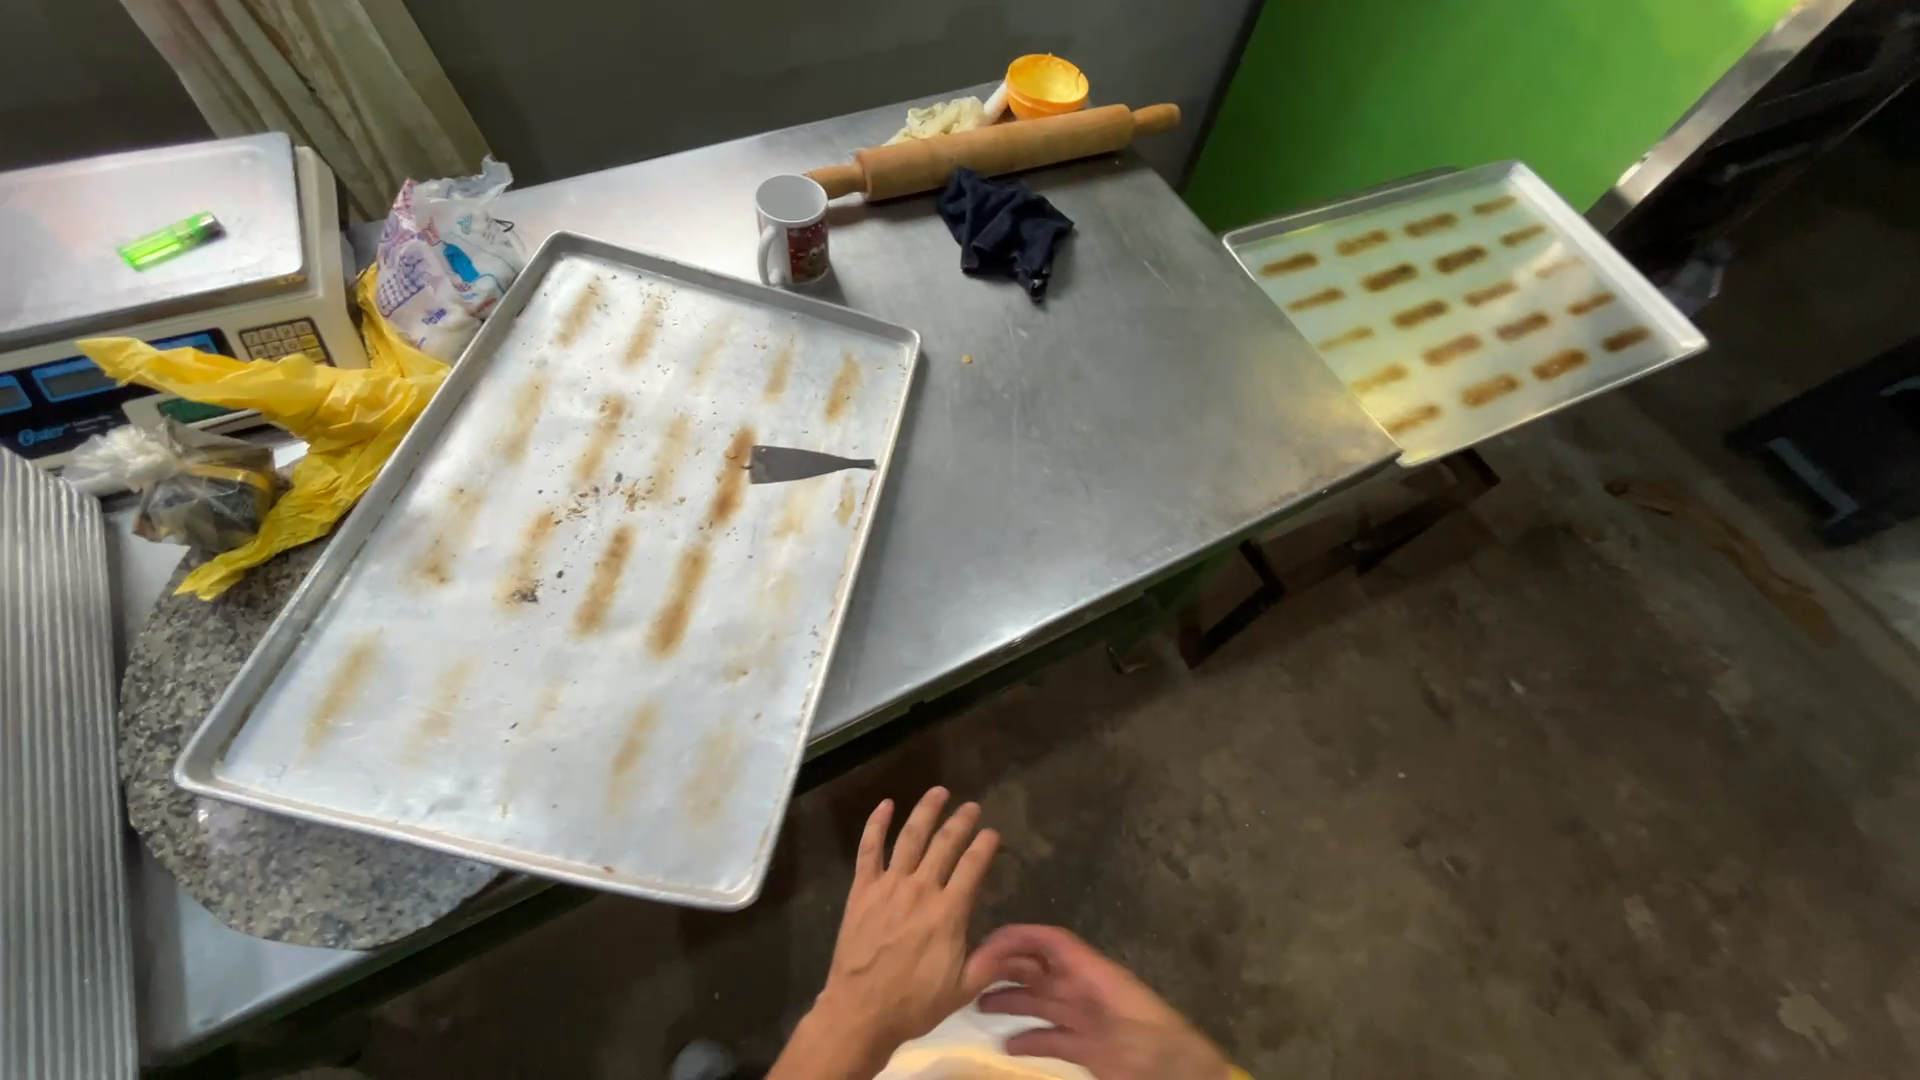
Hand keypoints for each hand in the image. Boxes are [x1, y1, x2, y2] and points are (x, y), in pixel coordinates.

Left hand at [772, 788, 1000, 1079]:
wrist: (860, 1013)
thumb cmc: (914, 1004)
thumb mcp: (962, 989)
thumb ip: (991, 961)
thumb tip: (1018, 943)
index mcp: (948, 912)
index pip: (973, 866)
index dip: (985, 845)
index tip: (992, 833)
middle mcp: (921, 888)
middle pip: (945, 843)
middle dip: (962, 821)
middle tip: (971, 807)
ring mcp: (889, 885)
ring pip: (911, 836)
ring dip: (926, 810)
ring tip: (939, 792)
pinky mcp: (862, 888)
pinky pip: (869, 848)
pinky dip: (876, 824)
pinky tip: (885, 805)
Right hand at [974, 925, 1231, 1079]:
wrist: (1181, 1073)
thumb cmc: (1152, 1036)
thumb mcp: (1117, 1003)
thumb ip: (1081, 981)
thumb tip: (1042, 971)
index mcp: (1091, 969)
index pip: (1049, 941)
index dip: (1018, 937)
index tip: (985, 943)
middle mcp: (1083, 988)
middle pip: (1039, 969)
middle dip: (1006, 967)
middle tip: (971, 975)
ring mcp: (1085, 1018)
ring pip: (1040, 1002)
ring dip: (1011, 1000)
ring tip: (979, 1005)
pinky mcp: (1088, 1047)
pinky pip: (1052, 1036)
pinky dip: (1029, 1038)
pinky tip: (1006, 1045)